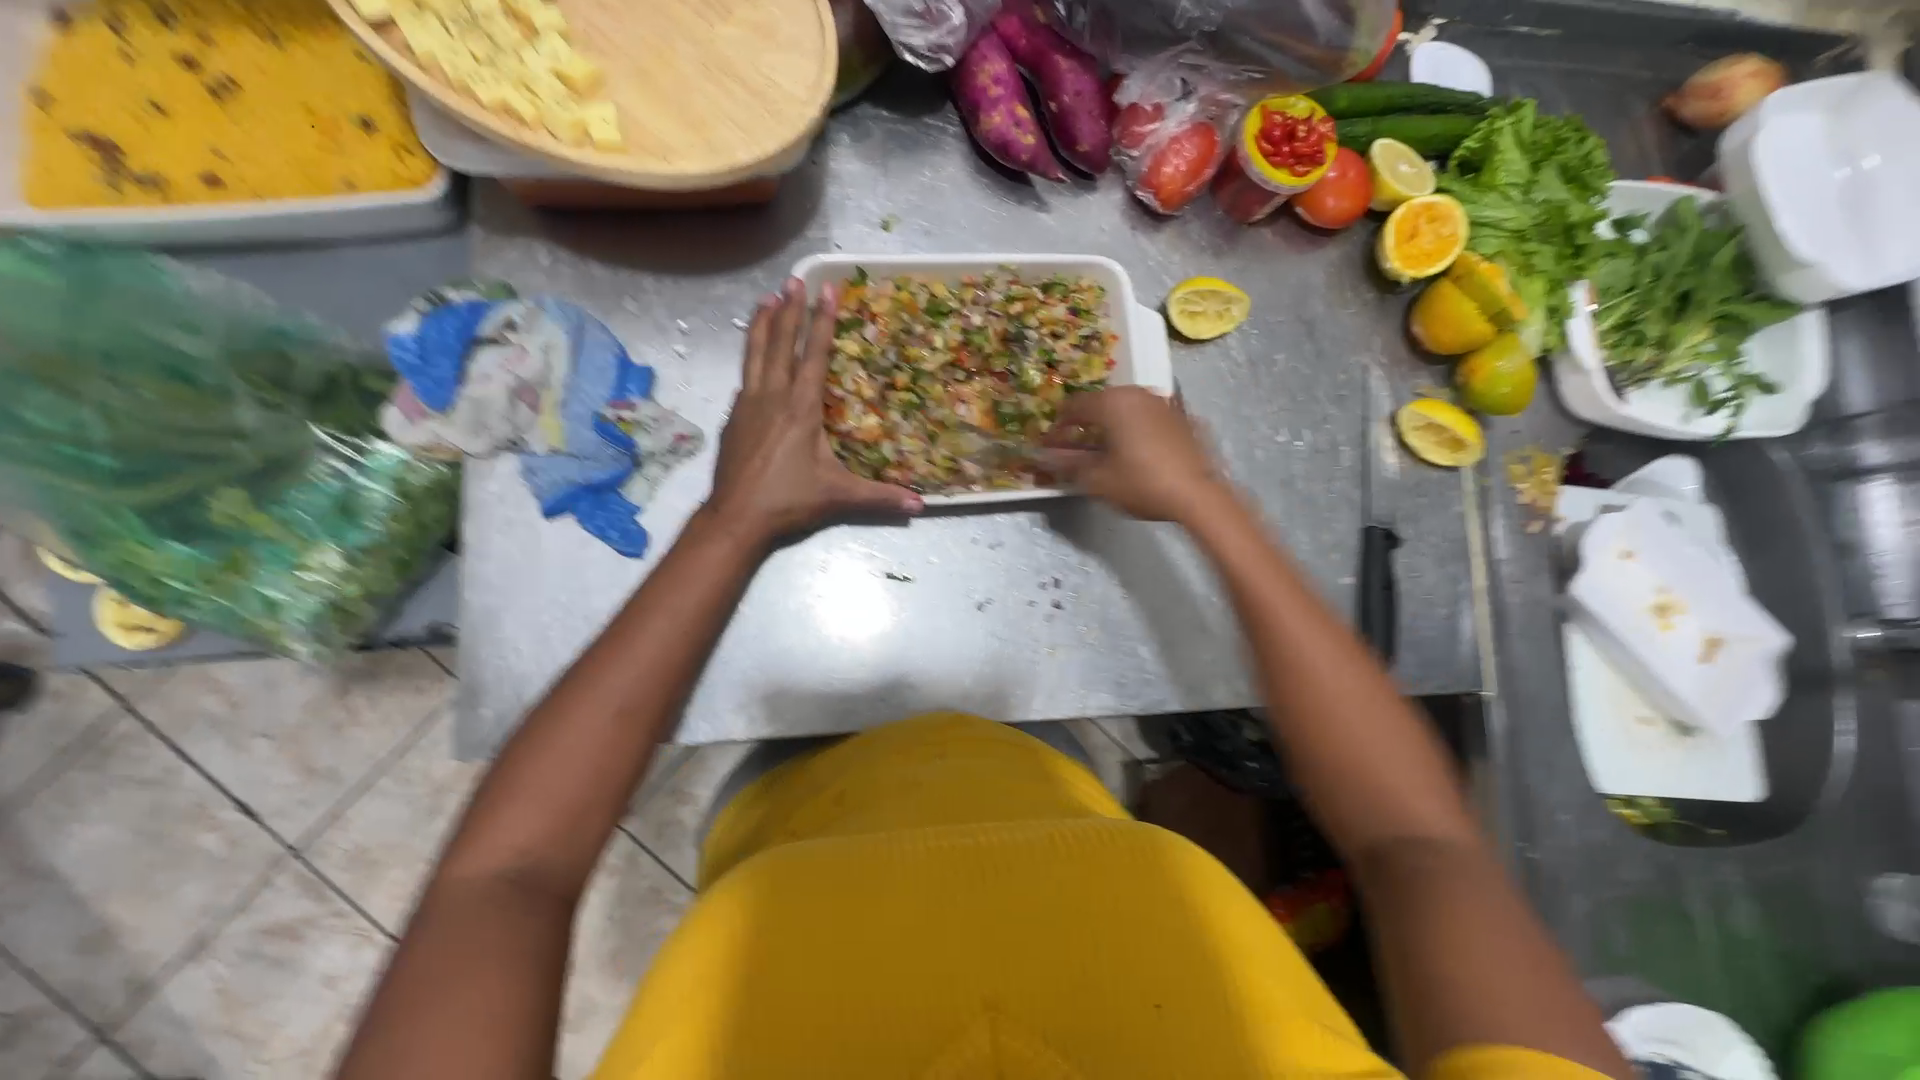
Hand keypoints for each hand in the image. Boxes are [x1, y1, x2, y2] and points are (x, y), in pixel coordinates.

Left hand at [704, 279, 923, 543]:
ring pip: (754, 354)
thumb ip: (879, 497)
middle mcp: (772, 397)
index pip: (814, 354)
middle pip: (780, 344)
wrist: (736, 516)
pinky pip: (744, 377)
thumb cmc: (789, 501)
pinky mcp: (733, 419)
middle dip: (789, 310)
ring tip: (766, 299)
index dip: (822, 321)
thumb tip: (920, 505)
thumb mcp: (838, 497)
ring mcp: (747, 406)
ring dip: (762, 325)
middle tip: (792, 281)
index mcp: (801, 408)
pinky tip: (753, 357)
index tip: (827, 290)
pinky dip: (750, 357)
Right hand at [1041, 387, 1227, 522]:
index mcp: (1112, 402)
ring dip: (1109, 426)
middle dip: (1084, 425)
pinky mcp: (1180, 417)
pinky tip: (1133, 452)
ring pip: (1125, 409)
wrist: (1197, 494)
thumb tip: (1044, 457)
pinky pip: (1146, 418)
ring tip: (1103, 451)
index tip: (1050, 447)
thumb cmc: (1141, 483)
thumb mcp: (1097, 479)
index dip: (1058, 428)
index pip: (1073, 407)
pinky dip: (1133, 430)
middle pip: (1100, 405)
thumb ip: (1067, 464)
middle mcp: (1137, 393)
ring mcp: (1162, 403)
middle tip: (1074, 450)